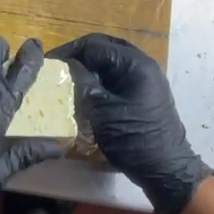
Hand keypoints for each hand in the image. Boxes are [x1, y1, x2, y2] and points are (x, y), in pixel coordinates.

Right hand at [49, 34, 212, 213]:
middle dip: (79, 57)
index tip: (48, 64)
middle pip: (105, 50)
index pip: (95, 44)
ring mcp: (145, 81)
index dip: (69, 51)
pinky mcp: (143, 95)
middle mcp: (143, 66)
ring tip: (69, 82)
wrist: (165, 169)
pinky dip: (100, 82)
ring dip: (89, 70)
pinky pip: (117, 79)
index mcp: (135, 64)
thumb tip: (68, 65)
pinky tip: (86, 95)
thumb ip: (83, 82)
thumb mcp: (101, 110)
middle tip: (58, 70)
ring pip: (111, 65)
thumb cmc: (132, 139)